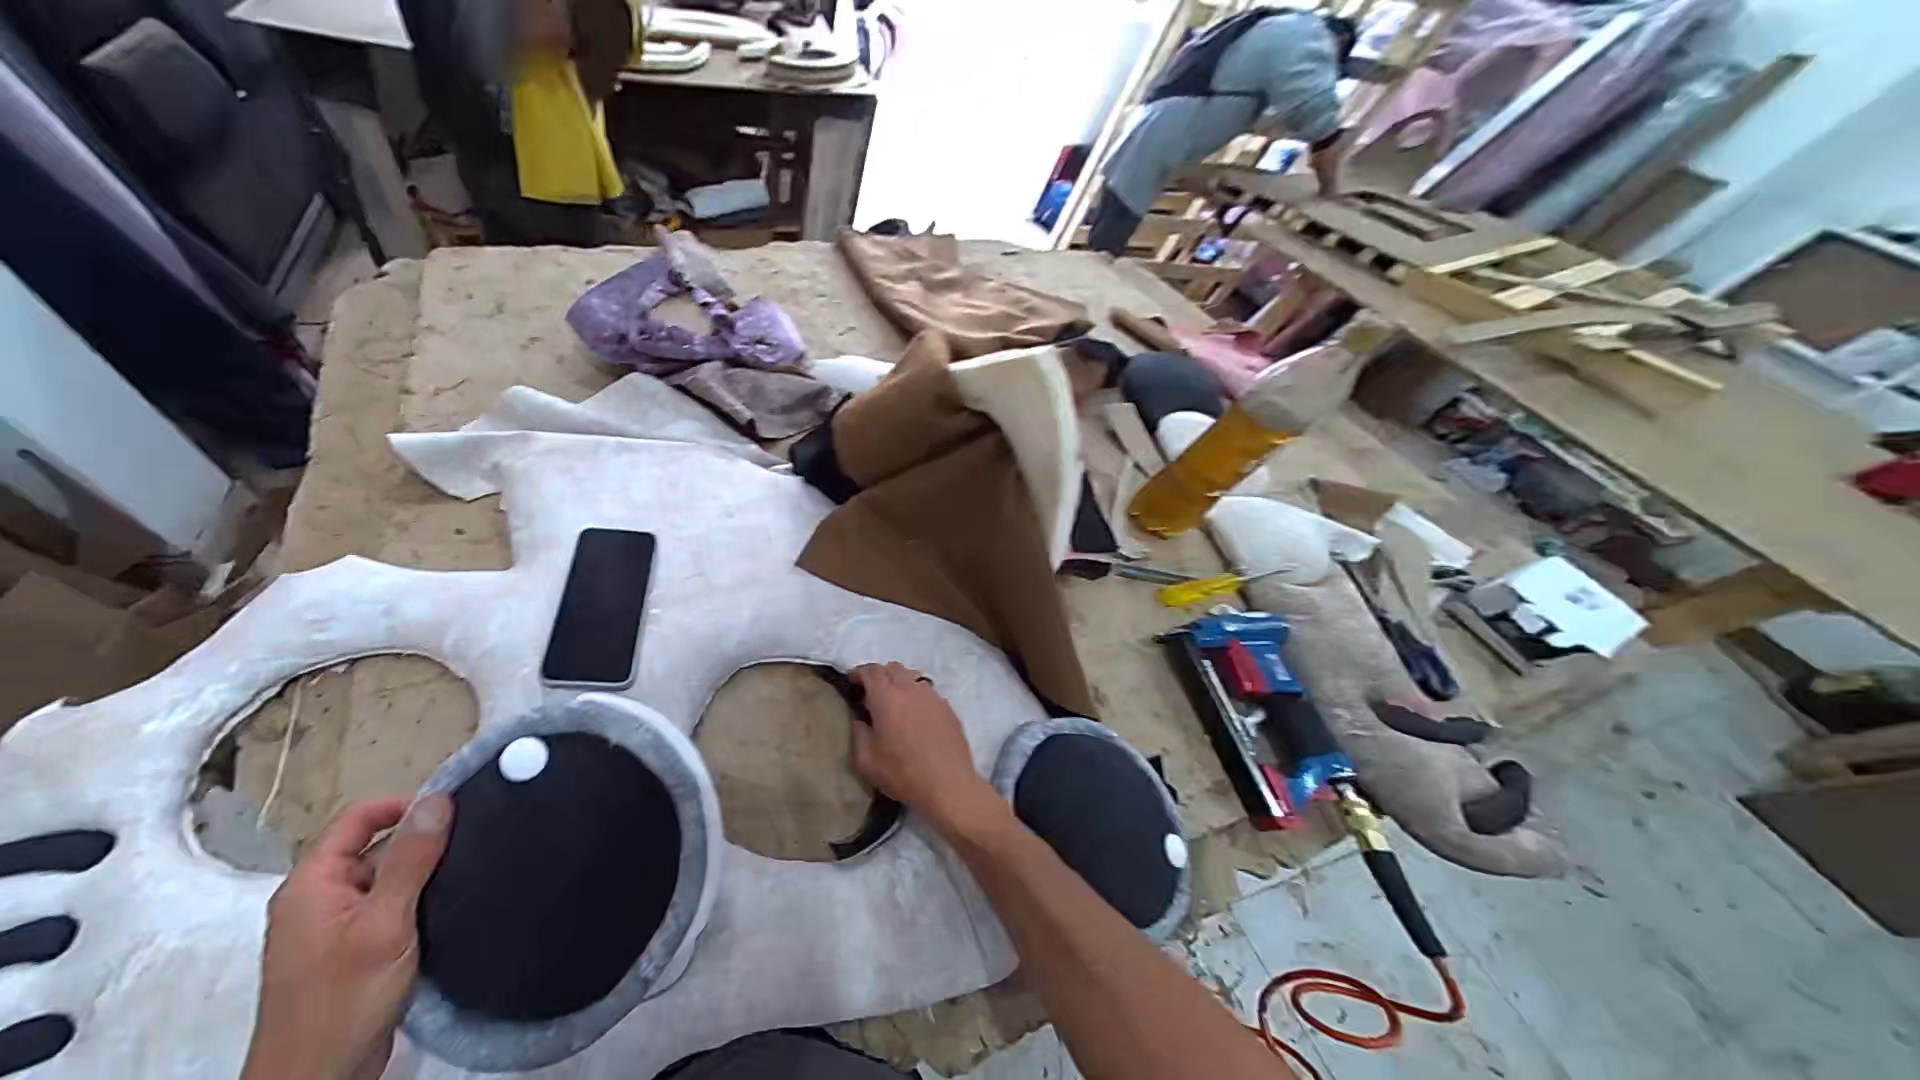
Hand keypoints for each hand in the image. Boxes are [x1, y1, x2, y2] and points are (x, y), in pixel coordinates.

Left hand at [241, 796, 453, 1079]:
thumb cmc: (344, 1000)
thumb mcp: (384, 923)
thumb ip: (410, 860)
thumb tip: (438, 799)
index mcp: (312, 884)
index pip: (359, 818)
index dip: (406, 804)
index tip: (458, 809)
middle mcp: (319, 897)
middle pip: (377, 844)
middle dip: (424, 839)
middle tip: (475, 840)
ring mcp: (336, 925)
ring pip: (389, 875)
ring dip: (426, 871)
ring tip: (472, 870)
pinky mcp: (356, 947)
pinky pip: (393, 903)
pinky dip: (421, 897)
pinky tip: (454, 903)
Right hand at [849, 663, 1005, 835]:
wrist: (948, 785)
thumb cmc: (903, 774)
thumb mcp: (867, 761)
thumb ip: (859, 735)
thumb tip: (860, 720)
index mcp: (887, 698)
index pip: (871, 671)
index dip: (859, 673)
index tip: (853, 682)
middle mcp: (910, 690)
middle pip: (893, 668)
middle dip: (879, 674)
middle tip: (871, 692)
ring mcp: (932, 696)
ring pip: (912, 676)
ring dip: (899, 682)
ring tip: (894, 701)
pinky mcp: (947, 707)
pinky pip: (928, 691)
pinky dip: (916, 694)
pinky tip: (915, 714)